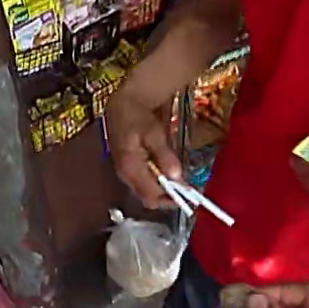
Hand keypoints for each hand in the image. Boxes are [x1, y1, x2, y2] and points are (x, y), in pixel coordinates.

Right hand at [106, 89, 184, 208]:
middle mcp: (125, 176)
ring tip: (181, 184)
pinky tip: (167, 176)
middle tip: (187, 191)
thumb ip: (164, 155)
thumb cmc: (138, 118)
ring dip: (164, 192)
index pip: (151, 195)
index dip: (170, 199)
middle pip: (149, 198)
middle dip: (168, 198)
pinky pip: (144, 184)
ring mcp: (125, 174)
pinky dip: (157, 184)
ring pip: (146, 193)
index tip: (187, 195)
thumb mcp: (154, 133)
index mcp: (130, 168)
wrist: (121, 107)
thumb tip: (176, 176)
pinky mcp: (128, 170)